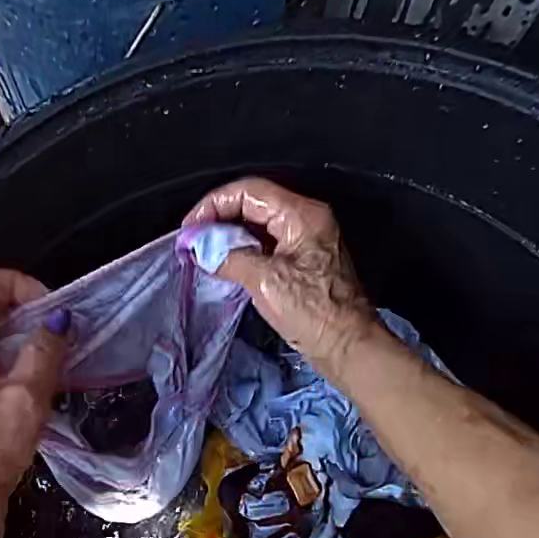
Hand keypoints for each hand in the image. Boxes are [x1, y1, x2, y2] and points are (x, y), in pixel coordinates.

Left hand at [0, 269, 68, 512]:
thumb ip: (45, 351)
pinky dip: (2, 347)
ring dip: (10, 326)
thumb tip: (60, 320)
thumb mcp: (27, 396)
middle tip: (47, 321)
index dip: (10, 284)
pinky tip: (28, 366)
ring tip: (43, 343)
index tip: (44, 305)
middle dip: (12, 302)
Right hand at [185, 177, 380, 370]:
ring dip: (230, 236)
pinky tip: (226, 265)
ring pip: (259, 225)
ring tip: (204, 253)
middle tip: (193, 241)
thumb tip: (201, 248)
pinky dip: (245, 251)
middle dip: (219, 219)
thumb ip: (229, 257)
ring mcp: (307, 242)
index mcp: (302, 215)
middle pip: (254, 204)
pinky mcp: (304, 263)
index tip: (190, 228)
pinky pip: (268, 245)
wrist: (348, 346)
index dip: (214, 204)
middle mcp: (307, 220)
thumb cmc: (314, 314)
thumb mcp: (266, 281)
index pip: (249, 191)